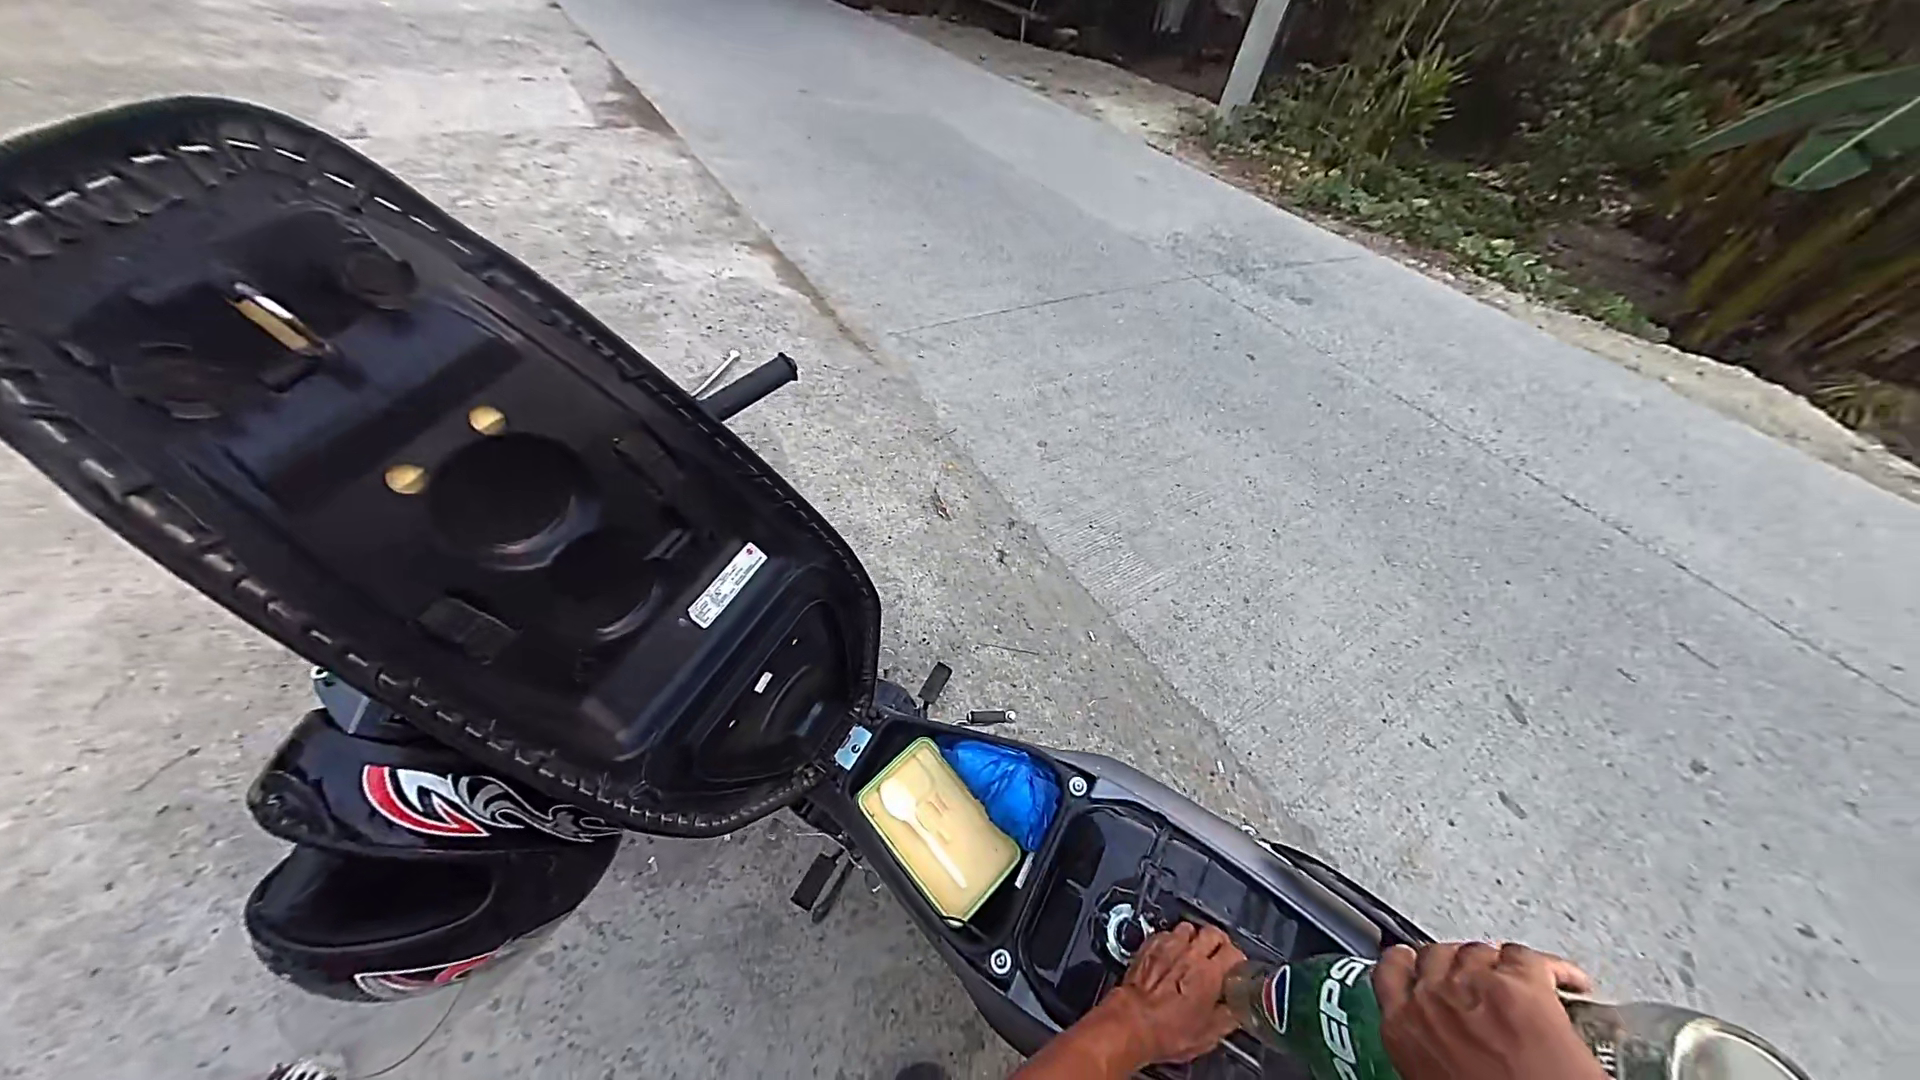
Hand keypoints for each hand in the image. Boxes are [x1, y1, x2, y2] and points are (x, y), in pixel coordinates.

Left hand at [1096, 922, 1246, 1066]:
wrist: (1134, 1020)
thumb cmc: (1168, 1030)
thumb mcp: (1209, 1034)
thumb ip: (1228, 1017)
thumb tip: (1235, 1011)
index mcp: (1209, 973)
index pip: (1233, 952)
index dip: (1237, 959)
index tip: (1236, 967)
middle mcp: (1190, 953)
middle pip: (1212, 931)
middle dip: (1218, 941)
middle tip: (1218, 954)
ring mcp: (1169, 945)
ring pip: (1188, 928)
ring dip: (1194, 938)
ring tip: (1194, 952)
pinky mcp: (1150, 943)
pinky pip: (1167, 933)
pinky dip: (1173, 940)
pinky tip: (1172, 954)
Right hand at [1372, 942, 1609, 1079]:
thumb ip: (1425, 1051)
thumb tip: (1438, 1048)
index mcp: (1403, 1029)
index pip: (1390, 971)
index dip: (1407, 964)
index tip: (1419, 965)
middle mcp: (1431, 998)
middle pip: (1434, 954)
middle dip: (1455, 963)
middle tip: (1477, 979)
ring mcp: (1473, 988)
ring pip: (1475, 950)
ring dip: (1493, 962)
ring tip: (1517, 979)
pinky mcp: (1522, 989)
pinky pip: (1526, 958)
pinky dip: (1551, 968)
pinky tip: (1569, 981)